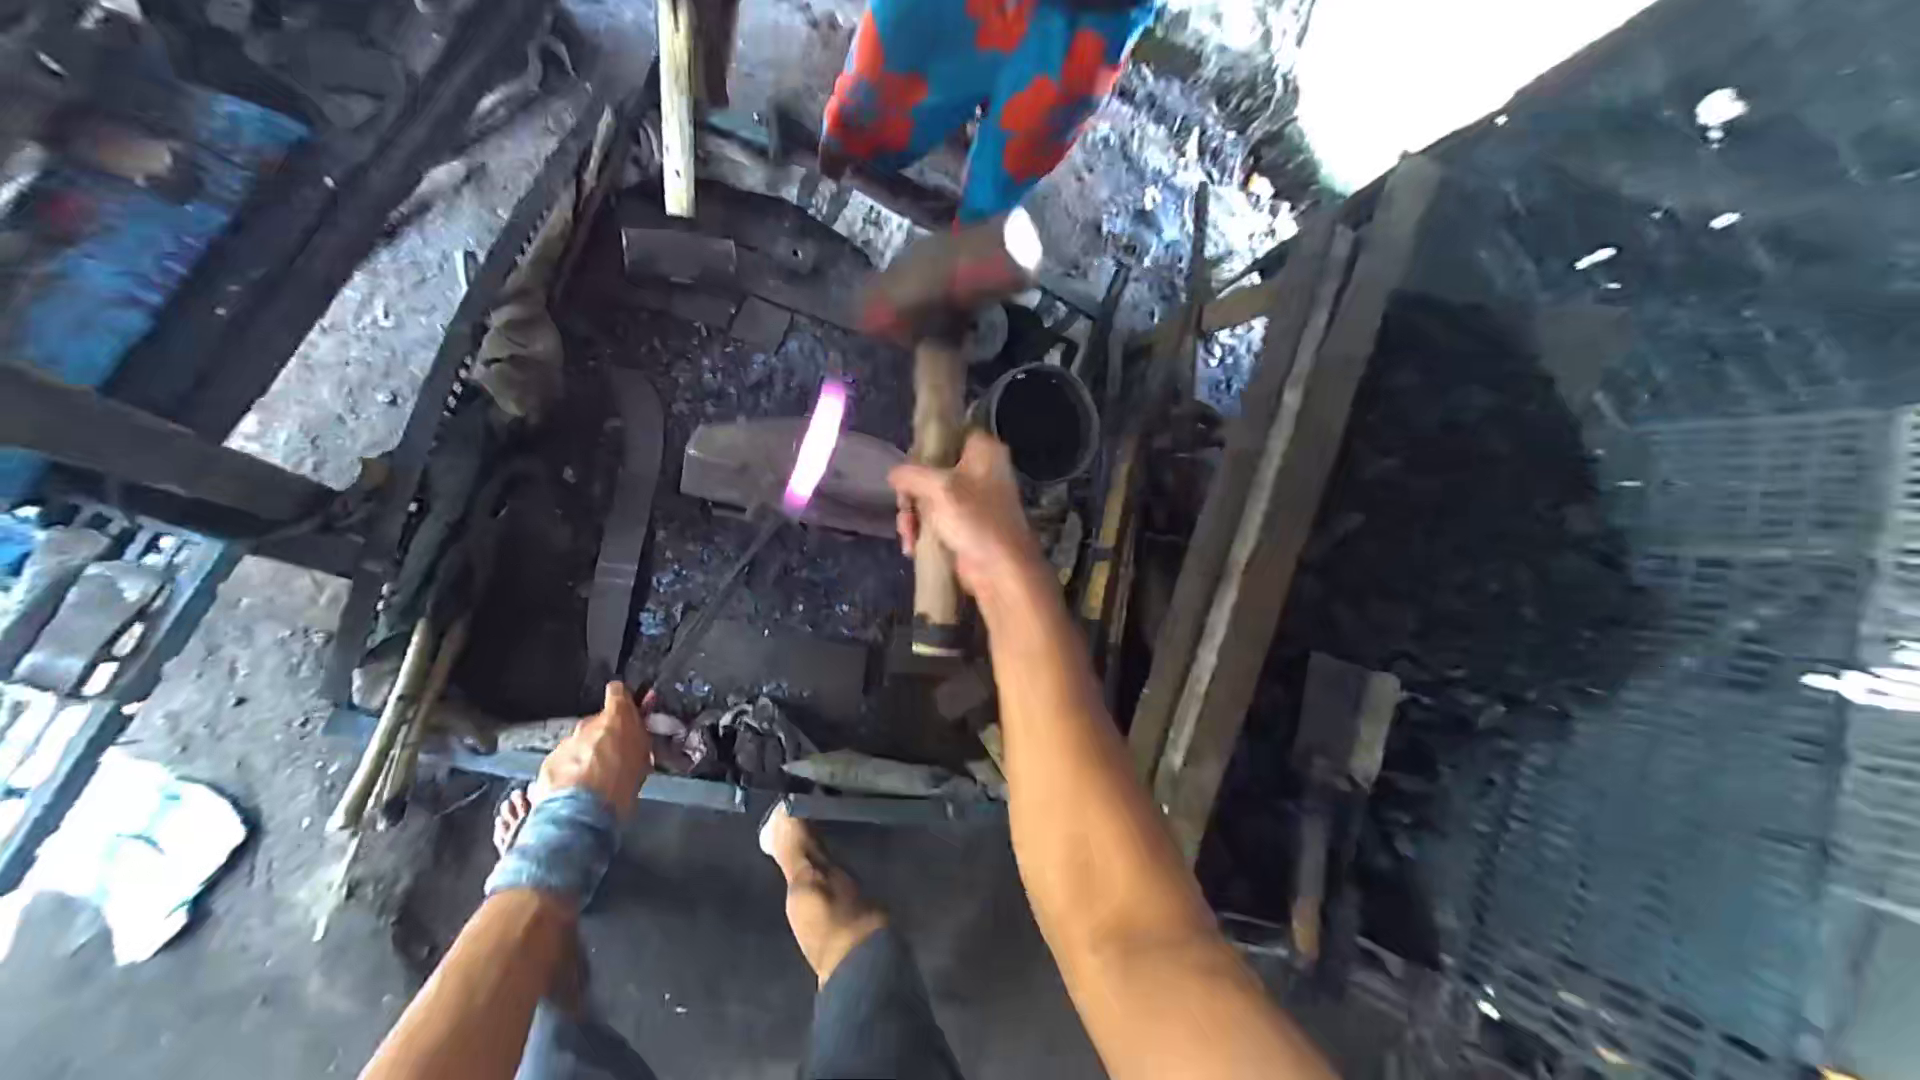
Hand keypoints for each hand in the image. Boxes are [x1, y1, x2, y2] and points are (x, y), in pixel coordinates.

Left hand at [533, 681, 651, 814]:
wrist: (581, 814)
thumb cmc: (621, 785)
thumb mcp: (643, 759)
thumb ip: (640, 738)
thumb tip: (639, 727)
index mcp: (616, 719)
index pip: (617, 691)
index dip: (622, 699)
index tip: (626, 710)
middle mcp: (587, 725)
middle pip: (598, 723)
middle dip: (605, 736)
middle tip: (614, 757)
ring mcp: (565, 743)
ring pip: (580, 743)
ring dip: (587, 755)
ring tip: (594, 780)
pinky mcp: (548, 762)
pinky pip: (564, 761)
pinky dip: (570, 770)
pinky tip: (576, 789)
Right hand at [888, 431, 1045, 600]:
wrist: (1001, 570)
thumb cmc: (975, 520)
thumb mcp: (939, 489)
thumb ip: (911, 474)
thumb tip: (894, 474)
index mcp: (983, 451)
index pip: (948, 434)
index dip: (924, 448)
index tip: (906, 465)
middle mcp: (979, 471)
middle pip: (932, 469)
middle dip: (912, 492)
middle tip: (905, 507)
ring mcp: (971, 501)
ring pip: (929, 497)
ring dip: (912, 516)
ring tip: (908, 534)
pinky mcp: (964, 526)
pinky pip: (934, 520)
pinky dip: (921, 530)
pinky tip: (913, 546)